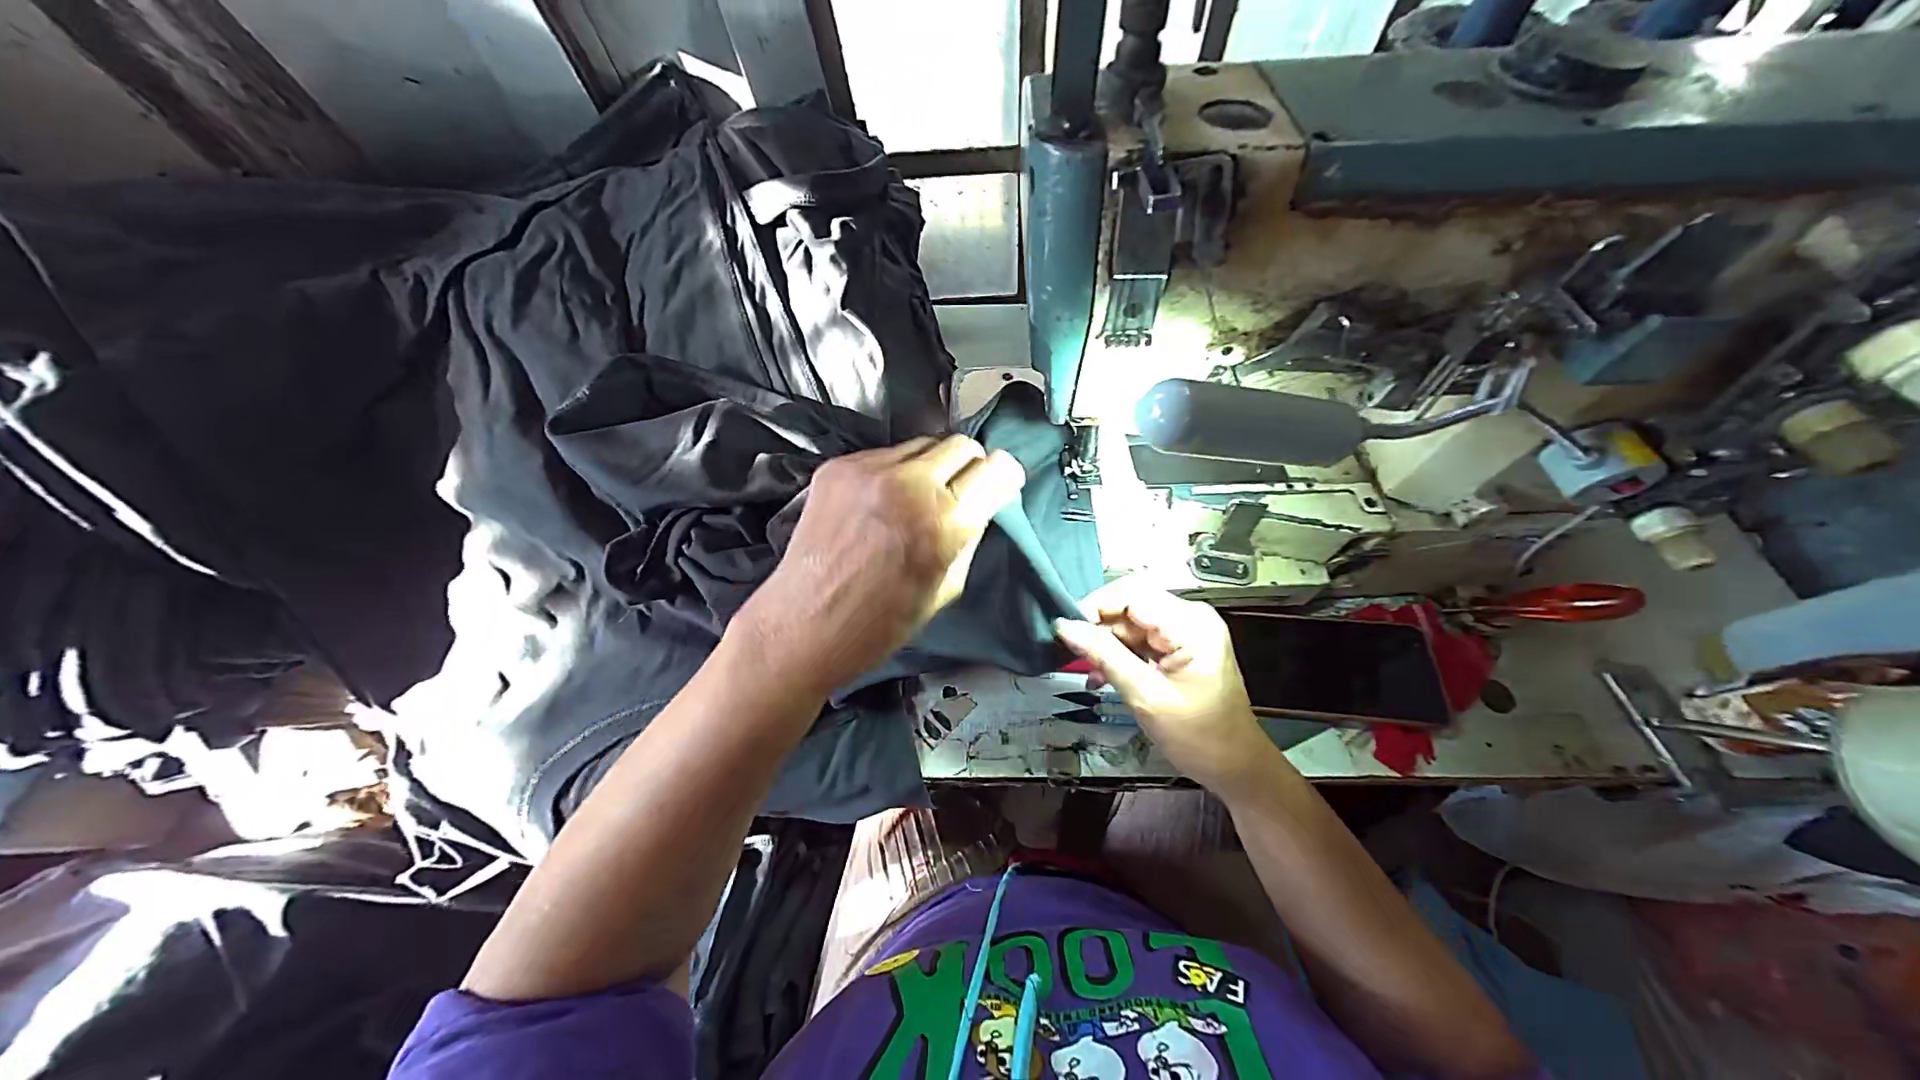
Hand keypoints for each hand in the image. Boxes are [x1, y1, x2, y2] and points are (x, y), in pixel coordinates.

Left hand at [737, 434, 1025, 695]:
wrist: (803, 624)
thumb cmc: (879, 624)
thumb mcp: (946, 588)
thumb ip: (969, 537)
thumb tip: (982, 505)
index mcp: (944, 523)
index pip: (997, 469)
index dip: (1004, 477)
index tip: (1000, 485)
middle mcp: (909, 484)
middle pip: (962, 445)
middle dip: (969, 467)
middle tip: (960, 492)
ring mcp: (869, 470)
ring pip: (922, 444)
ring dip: (930, 468)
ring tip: (916, 500)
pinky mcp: (838, 467)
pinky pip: (885, 455)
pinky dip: (893, 473)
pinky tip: (881, 504)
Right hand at [1054, 578, 1280, 798]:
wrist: (1235, 766)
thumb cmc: (1198, 736)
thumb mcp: (1145, 696)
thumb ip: (1104, 655)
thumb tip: (1065, 627)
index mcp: (1190, 624)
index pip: (1131, 593)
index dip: (1094, 606)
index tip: (1066, 631)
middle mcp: (1190, 617)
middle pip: (1130, 603)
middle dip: (1098, 626)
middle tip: (1073, 653)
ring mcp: (1186, 630)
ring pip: (1130, 620)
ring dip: (1106, 643)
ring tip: (1090, 670)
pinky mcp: (1180, 644)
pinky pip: (1141, 636)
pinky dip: (1120, 652)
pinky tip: (1104, 674)